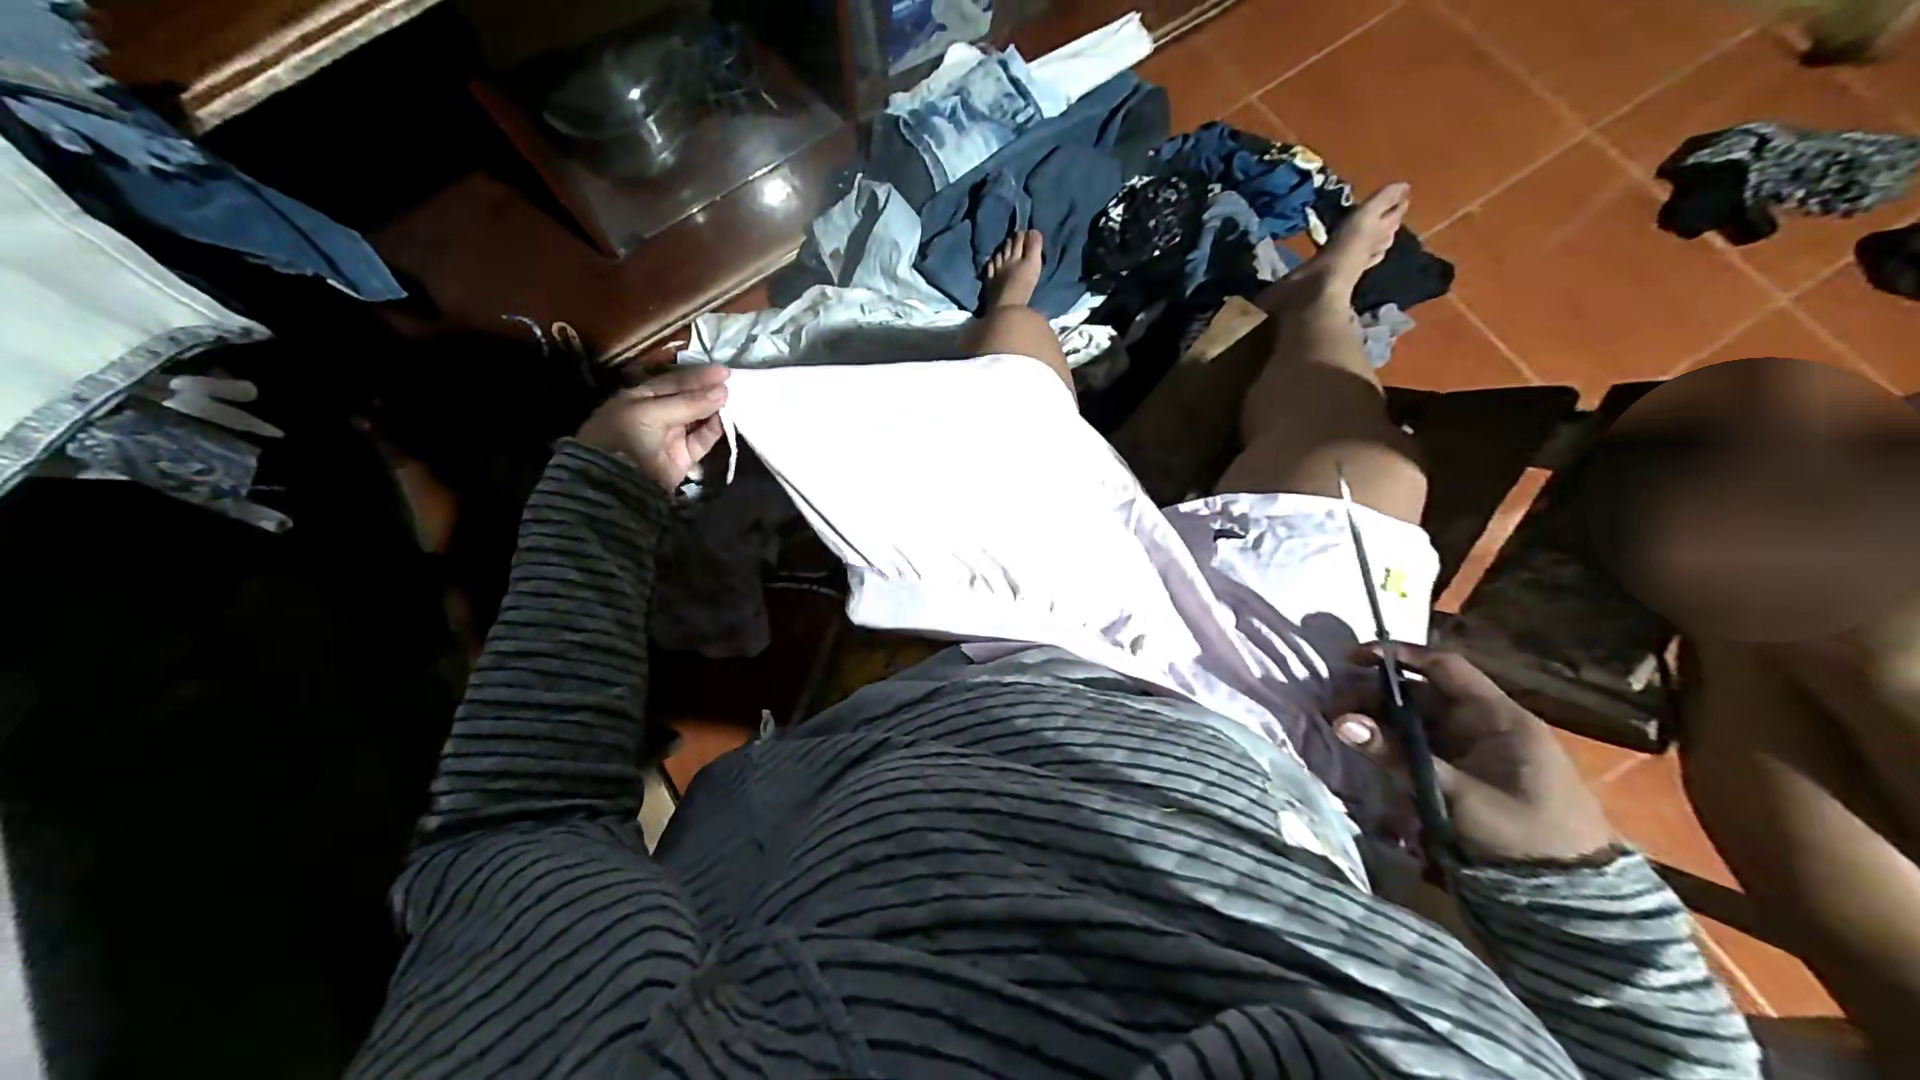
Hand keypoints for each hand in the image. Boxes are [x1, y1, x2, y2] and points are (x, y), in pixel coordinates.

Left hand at [576, 366, 729, 491]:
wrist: (617, 484)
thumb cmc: (627, 438)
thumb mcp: (653, 413)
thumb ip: (689, 402)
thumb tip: (724, 390)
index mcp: (641, 397)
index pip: (674, 381)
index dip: (698, 375)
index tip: (723, 371)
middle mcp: (657, 414)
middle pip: (688, 398)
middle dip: (709, 391)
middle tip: (733, 383)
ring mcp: (670, 435)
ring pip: (698, 418)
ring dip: (715, 410)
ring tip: (734, 401)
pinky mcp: (683, 457)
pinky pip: (702, 439)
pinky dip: (714, 431)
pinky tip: (726, 421)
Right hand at [1331, 644, 1615, 863]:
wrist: (1573, 893)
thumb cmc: (1522, 833)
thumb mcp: (1454, 794)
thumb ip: (1397, 755)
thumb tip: (1341, 721)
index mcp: (1498, 717)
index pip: (1444, 667)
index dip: (1400, 656)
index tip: (1354, 659)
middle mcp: (1487, 723)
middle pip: (1424, 693)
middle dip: (1378, 696)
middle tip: (1338, 710)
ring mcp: (1480, 748)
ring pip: (1421, 719)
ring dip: (1384, 720)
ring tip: (1346, 729)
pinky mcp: (1471, 770)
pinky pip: (1427, 743)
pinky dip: (1398, 742)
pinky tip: (1372, 748)